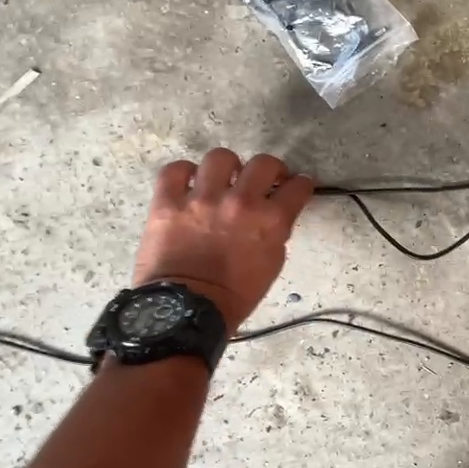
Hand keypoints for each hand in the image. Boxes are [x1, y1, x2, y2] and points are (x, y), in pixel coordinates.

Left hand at [130, 149, 316, 330]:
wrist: (185, 310)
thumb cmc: (235, 294)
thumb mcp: (273, 262)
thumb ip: (276, 230)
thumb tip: (272, 214)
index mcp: (272, 220)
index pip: (299, 186)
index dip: (301, 184)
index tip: (296, 186)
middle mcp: (241, 202)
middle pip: (264, 163)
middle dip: (270, 169)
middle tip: (264, 180)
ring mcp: (202, 200)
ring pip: (220, 158)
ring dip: (227, 167)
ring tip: (223, 179)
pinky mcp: (167, 203)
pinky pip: (175, 171)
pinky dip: (184, 173)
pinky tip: (189, 182)